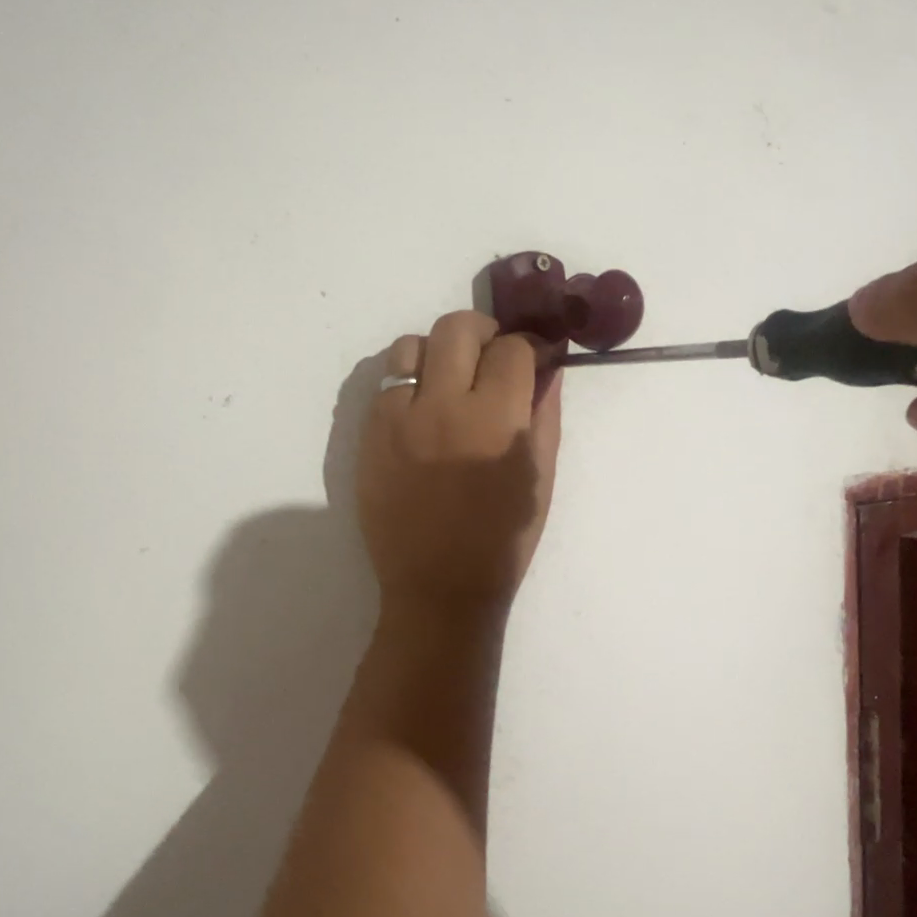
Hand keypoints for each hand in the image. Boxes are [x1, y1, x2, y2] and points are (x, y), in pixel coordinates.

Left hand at [358, 311, 561, 609]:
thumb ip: (544, 415)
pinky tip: (421, 412)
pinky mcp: (369, 435)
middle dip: (483, 333)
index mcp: (497, 423)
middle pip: (457, 329)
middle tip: (491, 356)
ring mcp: (399, 420)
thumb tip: (547, 367)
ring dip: (437, 353)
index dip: (528, 346)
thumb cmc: (503, 541)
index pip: (513, 349)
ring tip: (449, 381)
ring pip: (412, 346)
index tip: (532, 358)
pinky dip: (408, 384)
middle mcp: (445, 409)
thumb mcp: (539, 478)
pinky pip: (385, 383)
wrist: (439, 587)